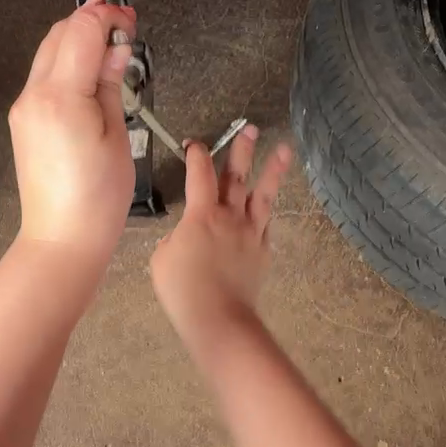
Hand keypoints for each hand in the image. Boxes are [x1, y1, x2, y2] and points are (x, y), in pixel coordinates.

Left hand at [8, 0, 139, 274]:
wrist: (61, 237)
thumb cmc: (96, 199)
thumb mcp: (118, 137)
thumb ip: (112, 86)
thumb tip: (117, 51)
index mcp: (61, 97)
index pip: (81, 30)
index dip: (108, 17)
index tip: (130, 22)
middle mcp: (34, 96)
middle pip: (59, 34)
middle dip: (90, 22)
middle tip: (124, 29)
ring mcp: (23, 109)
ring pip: (47, 53)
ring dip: (76, 40)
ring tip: (110, 49)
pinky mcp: (23, 122)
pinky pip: (42, 77)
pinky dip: (65, 64)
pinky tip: (89, 75)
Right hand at [150, 124, 293, 343]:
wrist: (218, 318)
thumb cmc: (182, 289)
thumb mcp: (161, 258)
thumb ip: (173, 239)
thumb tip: (183, 236)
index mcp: (201, 215)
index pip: (199, 174)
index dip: (196, 154)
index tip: (194, 143)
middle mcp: (230, 216)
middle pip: (236, 176)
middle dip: (241, 150)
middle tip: (249, 128)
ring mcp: (251, 233)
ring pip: (263, 195)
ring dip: (273, 170)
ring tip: (284, 150)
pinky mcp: (263, 252)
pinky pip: (266, 225)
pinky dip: (266, 213)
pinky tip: (268, 208)